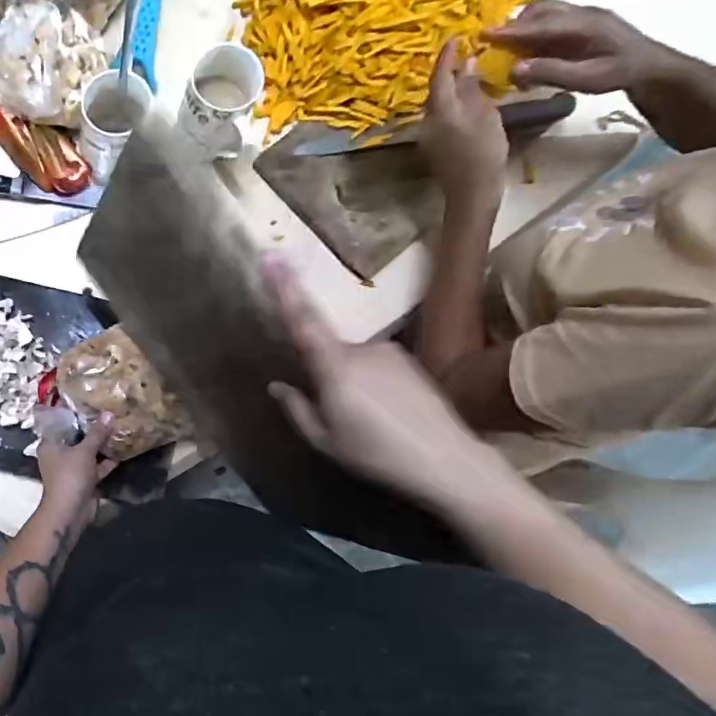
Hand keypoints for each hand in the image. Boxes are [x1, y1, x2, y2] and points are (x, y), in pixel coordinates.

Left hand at [35, 411, 119, 515]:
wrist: (70, 511)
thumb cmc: (70, 476)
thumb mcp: (85, 451)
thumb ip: (97, 433)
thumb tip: (109, 414)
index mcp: (50, 444)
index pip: (60, 422)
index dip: (73, 412)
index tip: (89, 401)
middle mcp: (59, 454)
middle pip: (76, 437)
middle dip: (91, 428)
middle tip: (108, 412)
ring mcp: (71, 468)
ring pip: (87, 452)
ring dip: (101, 444)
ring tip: (118, 428)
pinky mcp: (83, 480)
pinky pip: (96, 466)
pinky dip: (106, 461)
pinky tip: (121, 450)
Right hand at [263, 258, 514, 508]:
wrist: (445, 459)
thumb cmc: (377, 454)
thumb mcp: (326, 442)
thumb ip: (297, 409)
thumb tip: (277, 385)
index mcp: (335, 368)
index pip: (303, 320)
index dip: (285, 288)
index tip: (271, 256)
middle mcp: (361, 349)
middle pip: (327, 351)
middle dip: (324, 378)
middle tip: (339, 419)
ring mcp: (387, 351)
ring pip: (351, 362)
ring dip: (349, 385)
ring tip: (368, 425)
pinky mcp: (406, 360)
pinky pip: (373, 365)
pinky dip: (370, 386)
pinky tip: (386, 416)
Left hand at [420, 41, 508, 207]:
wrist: (472, 194)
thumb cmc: (483, 153)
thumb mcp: (485, 115)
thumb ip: (472, 89)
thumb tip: (466, 65)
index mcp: (439, 111)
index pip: (439, 76)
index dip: (447, 56)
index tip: (456, 37)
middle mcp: (427, 122)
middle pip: (436, 91)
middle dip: (449, 71)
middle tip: (466, 54)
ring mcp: (428, 137)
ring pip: (439, 105)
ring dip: (452, 89)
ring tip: (470, 74)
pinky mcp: (434, 148)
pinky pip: (442, 118)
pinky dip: (453, 105)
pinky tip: (467, 102)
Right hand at [484, 0, 679, 93]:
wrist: (648, 65)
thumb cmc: (618, 74)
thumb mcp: (586, 79)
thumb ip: (551, 73)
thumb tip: (515, 69)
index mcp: (585, 25)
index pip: (541, 25)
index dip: (511, 30)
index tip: (484, 34)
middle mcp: (582, 13)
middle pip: (541, 11)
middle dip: (515, 25)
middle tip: (492, 43)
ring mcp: (582, 15)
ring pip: (545, 12)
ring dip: (524, 26)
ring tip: (508, 47)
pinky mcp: (580, 22)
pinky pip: (551, 20)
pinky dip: (533, 31)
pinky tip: (528, 50)